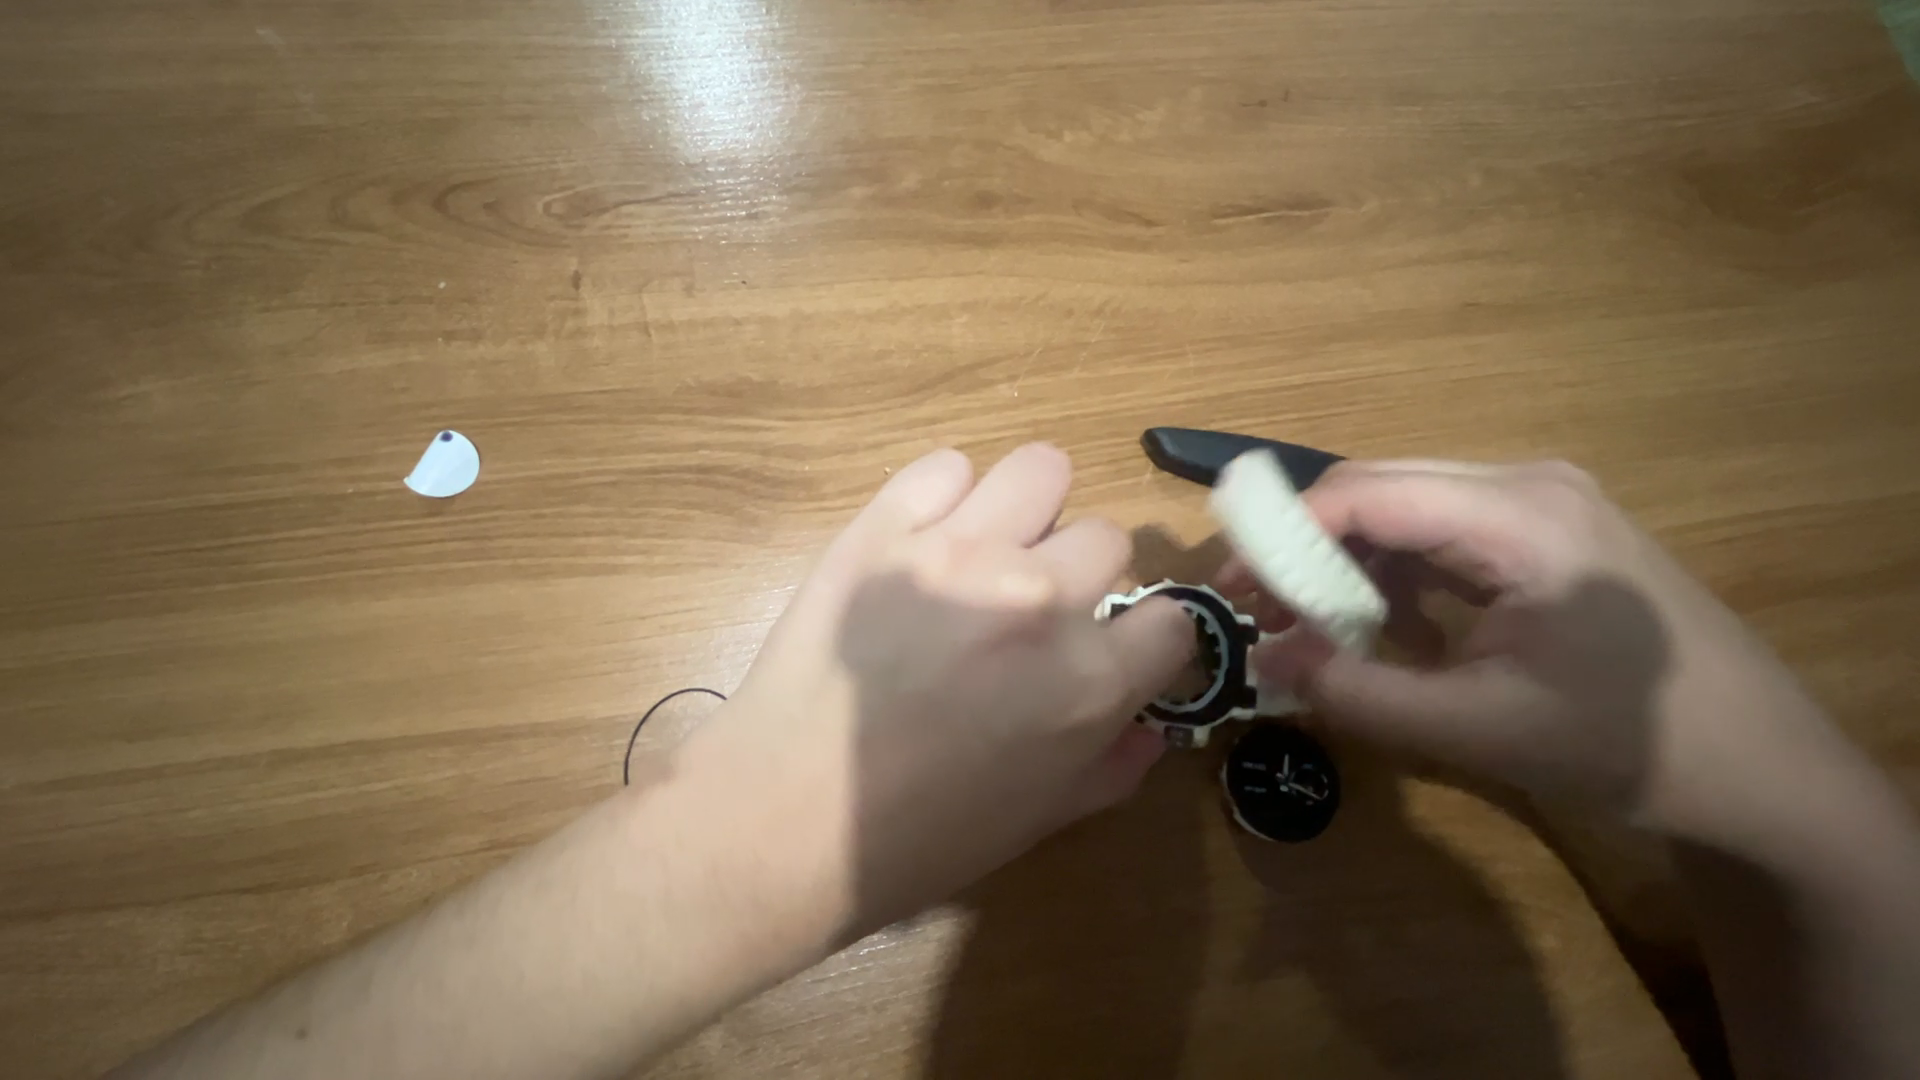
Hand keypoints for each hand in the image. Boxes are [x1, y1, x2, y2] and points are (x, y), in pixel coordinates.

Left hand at [685, 443, 1193, 941]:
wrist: (784, 819)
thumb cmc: (919, 838)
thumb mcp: (1040, 819)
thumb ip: (1113, 763)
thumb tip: (1151, 721)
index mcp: (1087, 681)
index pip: (1172, 618)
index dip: (1146, 636)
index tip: (1111, 646)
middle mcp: (1036, 599)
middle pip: (1106, 536)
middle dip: (1082, 573)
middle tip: (1032, 606)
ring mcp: (955, 553)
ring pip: (1040, 470)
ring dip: (1028, 511)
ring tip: (988, 551)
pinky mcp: (880, 529)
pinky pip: (943, 467)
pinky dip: (945, 497)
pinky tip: (924, 539)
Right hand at [1223, 459, 1856, 846]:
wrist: (1762, 770)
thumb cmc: (1625, 746)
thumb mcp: (1473, 728)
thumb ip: (1354, 690)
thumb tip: (1260, 658)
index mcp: (1521, 518)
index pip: (1366, 493)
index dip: (1284, 533)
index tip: (1231, 587)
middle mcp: (1524, 484)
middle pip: (1375, 483)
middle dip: (1303, 541)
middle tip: (1258, 604)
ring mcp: (1535, 500)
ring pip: (1397, 501)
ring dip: (1339, 553)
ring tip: (1302, 615)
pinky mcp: (1535, 526)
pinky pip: (1429, 525)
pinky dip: (1382, 565)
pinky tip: (1371, 614)